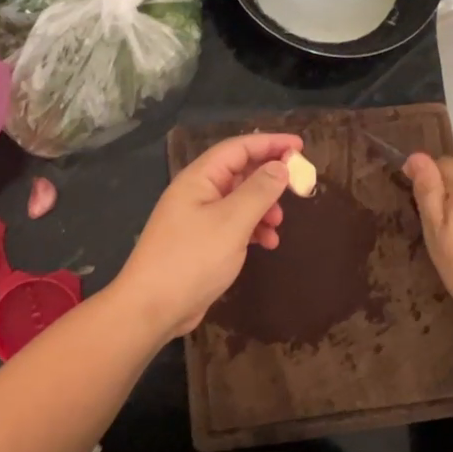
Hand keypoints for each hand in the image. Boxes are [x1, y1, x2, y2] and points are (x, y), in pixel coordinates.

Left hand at [108, 133, 301, 339]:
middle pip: (239, 172)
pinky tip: (267, 243)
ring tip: (278, 225)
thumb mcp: (232, 222)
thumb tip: (280, 165)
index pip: (239, 148)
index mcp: (199, 178)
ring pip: (239, 200)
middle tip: (298, 187)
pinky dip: (253, 229)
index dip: (270, 143)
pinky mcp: (201, 242)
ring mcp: (197, 218)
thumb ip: (259, 191)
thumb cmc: (191, 259)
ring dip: (263, 207)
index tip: (301, 145)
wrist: (152, 308)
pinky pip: (233, 224)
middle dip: (269, 178)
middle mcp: (197, 192)